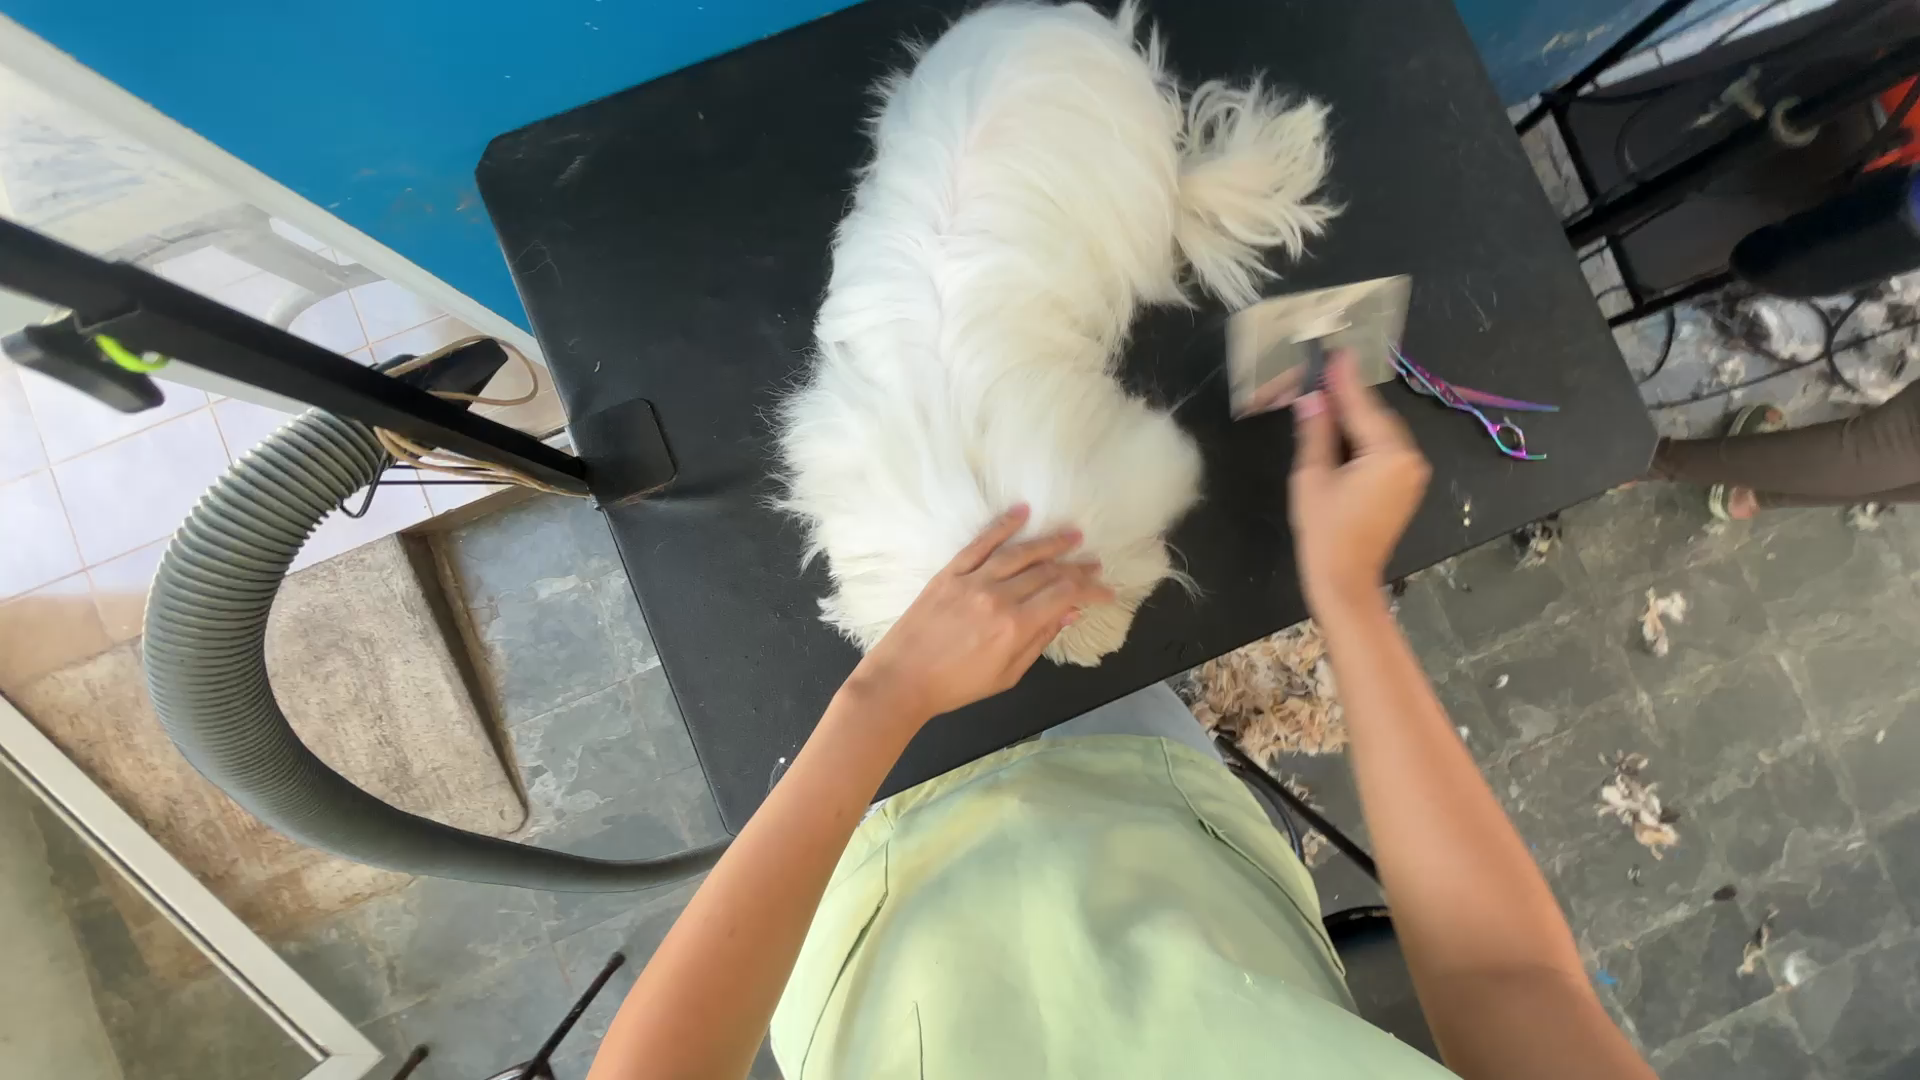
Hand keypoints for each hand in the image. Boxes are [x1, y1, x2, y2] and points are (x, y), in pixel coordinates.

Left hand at [846, 505, 1113, 722]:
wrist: (901, 679)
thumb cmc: (956, 686)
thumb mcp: (1007, 675)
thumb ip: (1039, 640)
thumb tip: (1069, 613)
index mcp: (1015, 625)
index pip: (1065, 595)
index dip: (1091, 589)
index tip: (1106, 590)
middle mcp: (998, 596)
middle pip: (1047, 572)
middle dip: (1076, 568)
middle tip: (1094, 564)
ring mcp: (972, 580)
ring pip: (1020, 553)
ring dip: (1050, 542)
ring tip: (1072, 535)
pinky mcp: (949, 572)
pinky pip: (980, 543)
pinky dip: (1002, 526)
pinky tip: (1022, 513)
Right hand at [1290, 349, 1430, 610]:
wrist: (1344, 576)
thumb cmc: (1324, 530)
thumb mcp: (1311, 477)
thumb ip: (1315, 434)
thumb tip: (1312, 399)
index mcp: (1387, 454)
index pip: (1361, 407)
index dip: (1343, 380)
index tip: (1335, 352)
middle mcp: (1409, 459)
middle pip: (1374, 419)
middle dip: (1348, 400)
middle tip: (1322, 378)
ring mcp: (1411, 474)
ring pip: (1379, 434)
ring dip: (1353, 420)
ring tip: (1326, 402)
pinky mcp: (1404, 486)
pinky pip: (1383, 451)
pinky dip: (1362, 440)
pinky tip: (1341, 434)